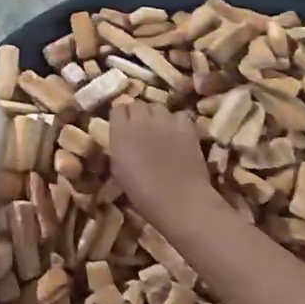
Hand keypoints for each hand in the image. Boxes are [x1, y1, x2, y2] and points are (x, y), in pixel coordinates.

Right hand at [109, 102, 217, 227]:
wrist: (179, 199)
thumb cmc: (144, 194)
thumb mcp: (120, 170)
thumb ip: (120, 147)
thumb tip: (123, 138)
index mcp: (121, 132)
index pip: (118, 108)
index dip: (122, 117)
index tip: (124, 127)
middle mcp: (141, 119)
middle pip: (137, 104)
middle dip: (138, 114)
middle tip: (142, 129)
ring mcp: (165, 120)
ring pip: (158, 107)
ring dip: (157, 116)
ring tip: (161, 131)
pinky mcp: (186, 125)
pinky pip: (179, 115)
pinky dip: (177, 122)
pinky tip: (178, 135)